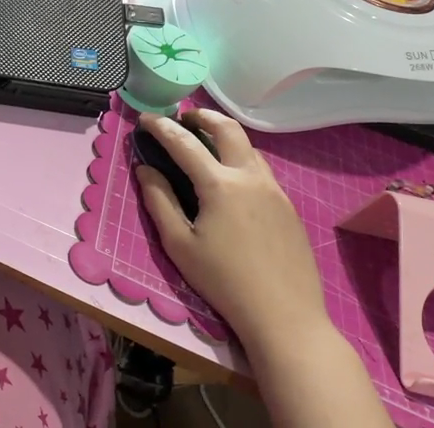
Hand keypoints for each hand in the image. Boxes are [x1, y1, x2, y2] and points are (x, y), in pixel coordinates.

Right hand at [135, 109, 330, 349]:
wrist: (286, 318)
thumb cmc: (224, 281)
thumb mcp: (178, 244)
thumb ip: (159, 200)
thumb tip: (146, 168)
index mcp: (220, 184)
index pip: (184, 142)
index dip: (160, 126)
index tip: (145, 118)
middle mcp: (250, 177)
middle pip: (227, 128)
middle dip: (201, 116)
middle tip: (182, 119)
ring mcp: (275, 191)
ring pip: (249, 147)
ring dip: (224, 136)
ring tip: (205, 145)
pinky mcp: (288, 207)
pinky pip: (261, 170)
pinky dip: (240, 159)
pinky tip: (230, 180)